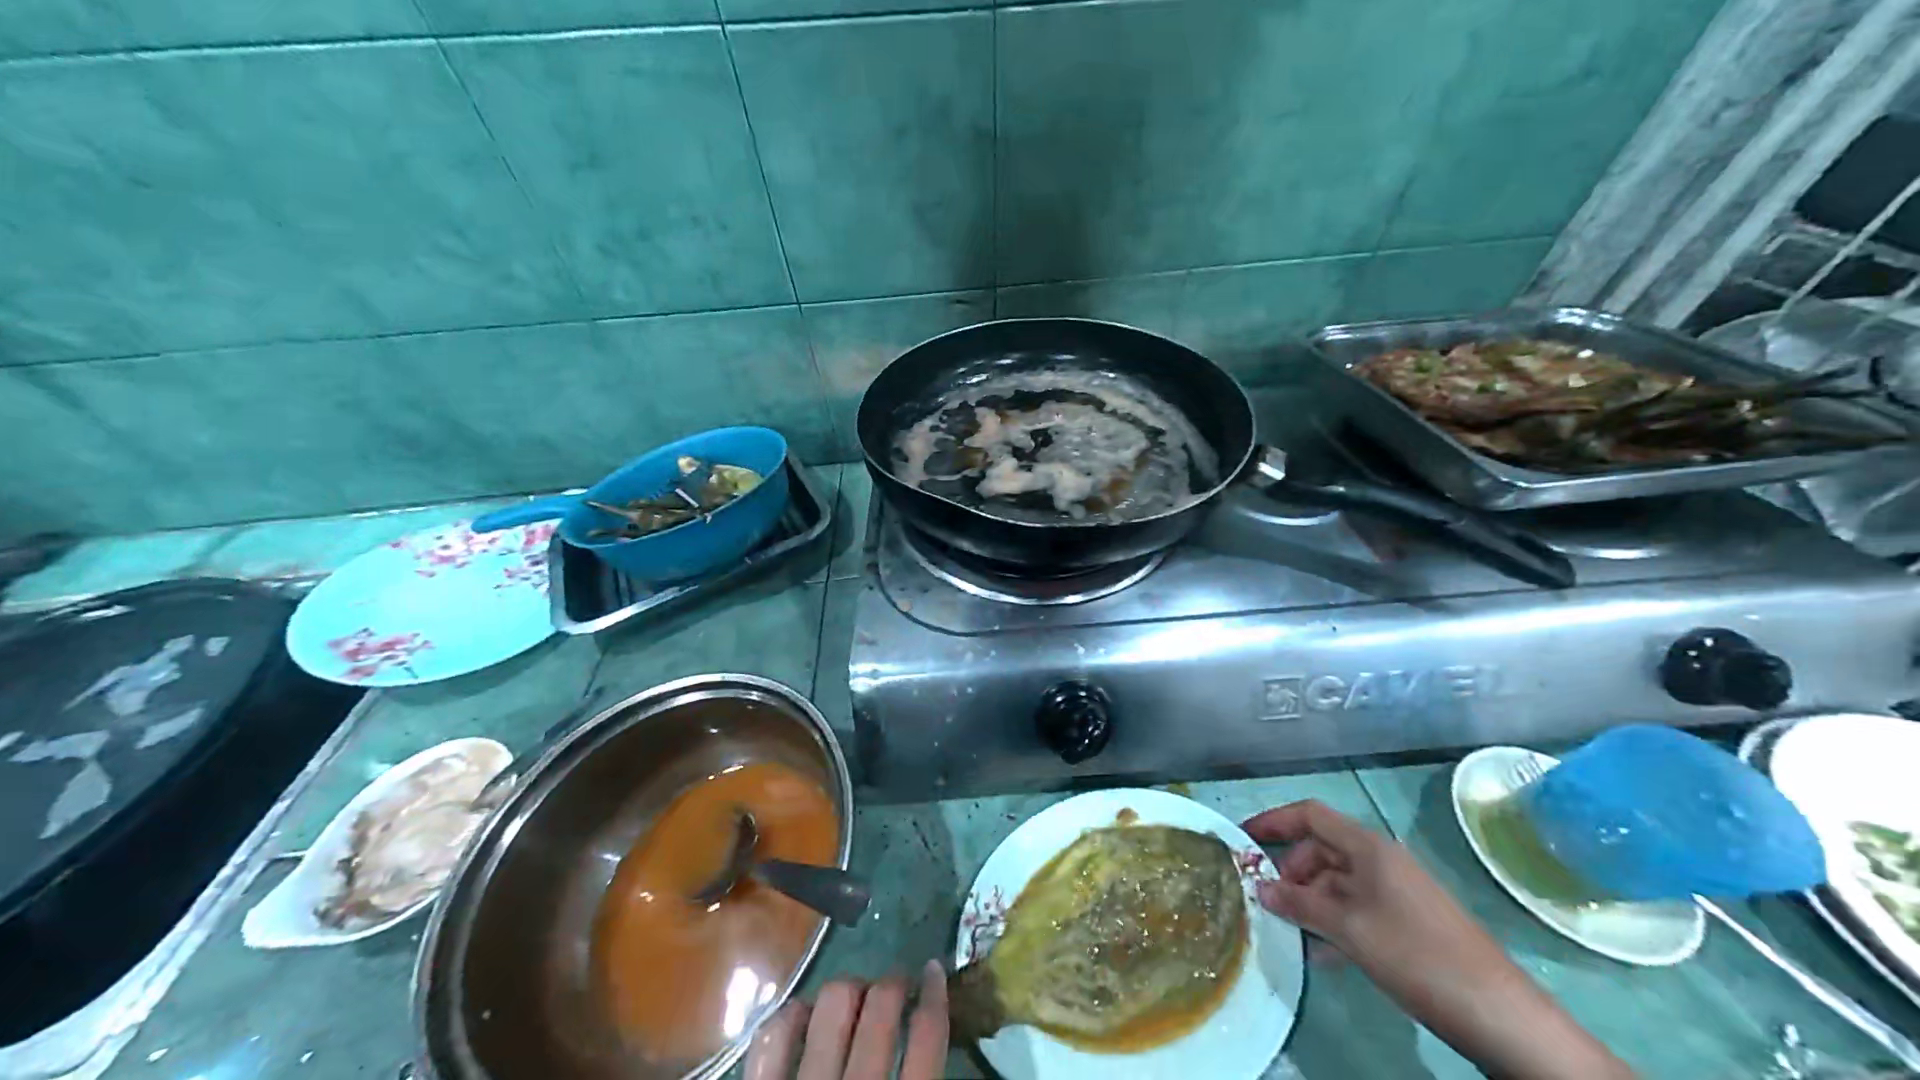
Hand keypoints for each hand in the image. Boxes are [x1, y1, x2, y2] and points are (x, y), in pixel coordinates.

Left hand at [745, 961, 948, 1079]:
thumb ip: (922, 1072)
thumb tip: (931, 1025)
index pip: (928, 1036)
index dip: (936, 993)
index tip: (934, 971)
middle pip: (880, 1009)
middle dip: (894, 985)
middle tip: (897, 986)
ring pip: (832, 1005)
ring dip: (849, 990)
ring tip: (854, 996)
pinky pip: (774, 1035)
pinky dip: (792, 1014)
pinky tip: (805, 1012)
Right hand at [1244, 800, 1635, 1079]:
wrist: (1499, 1015)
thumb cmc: (1415, 954)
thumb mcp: (1347, 928)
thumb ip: (1299, 903)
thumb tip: (1259, 887)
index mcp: (1369, 847)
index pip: (1310, 815)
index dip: (1274, 820)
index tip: (1242, 838)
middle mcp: (1382, 860)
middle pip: (1322, 849)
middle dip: (1290, 870)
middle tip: (1267, 899)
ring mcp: (1397, 892)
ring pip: (1337, 882)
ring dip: (1309, 900)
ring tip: (1287, 929)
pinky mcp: (1408, 923)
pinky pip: (1356, 908)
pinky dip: (1333, 921)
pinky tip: (1320, 952)